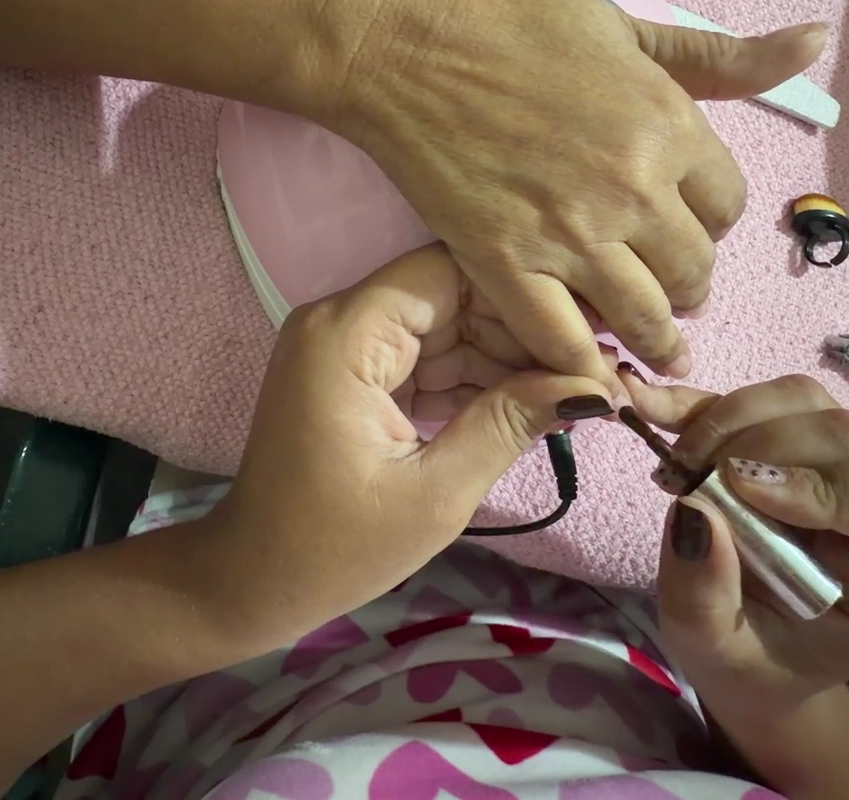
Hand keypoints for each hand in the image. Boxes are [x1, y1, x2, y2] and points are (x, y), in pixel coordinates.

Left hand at [203, 245, 607, 638]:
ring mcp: (344, 343)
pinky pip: (423, 357)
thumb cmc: (335, 546)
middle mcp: (342, 318)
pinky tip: (526, 402)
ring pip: (443, 326)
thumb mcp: (435, 491)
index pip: (452, 270)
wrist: (252, 579)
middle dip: (520, 332)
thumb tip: (594, 385)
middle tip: (596, 365)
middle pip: (450, 295)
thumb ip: (510, 423)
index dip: (524, 295)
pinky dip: (469, 379)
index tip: (592, 329)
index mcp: (349, 331)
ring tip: (575, 386)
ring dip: (502, 358)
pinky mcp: (351, 371)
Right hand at [331, 0, 825, 389]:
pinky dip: (583, 367)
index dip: (711, 223)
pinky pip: (561, 341)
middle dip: (689, 285)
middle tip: (668, 290)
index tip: (686, 228)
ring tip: (651, 344)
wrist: (412, 49)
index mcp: (670, 128)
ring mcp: (568, 236)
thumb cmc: (514, 26)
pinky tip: (593, 372)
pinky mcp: (504, 265)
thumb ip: (720, 54)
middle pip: (694, 272)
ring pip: (642, 317)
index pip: (728, 207)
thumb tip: (815, 40)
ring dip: (654, 338)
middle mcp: (633, 192)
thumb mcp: (626, 24)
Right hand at [622, 374, 848, 723]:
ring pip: (802, 401)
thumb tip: (694, 511)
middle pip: (842, 433)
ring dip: (728, 420)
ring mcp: (838, 465)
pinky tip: (654, 411)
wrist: (746, 648)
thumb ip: (706, 598)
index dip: (832, 482)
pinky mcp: (786, 442)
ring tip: (679, 465)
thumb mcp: (720, 655)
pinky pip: (754, 401)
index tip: (744, 491)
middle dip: (754, 448)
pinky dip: (701, 403)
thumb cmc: (753, 663)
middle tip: (688, 484)